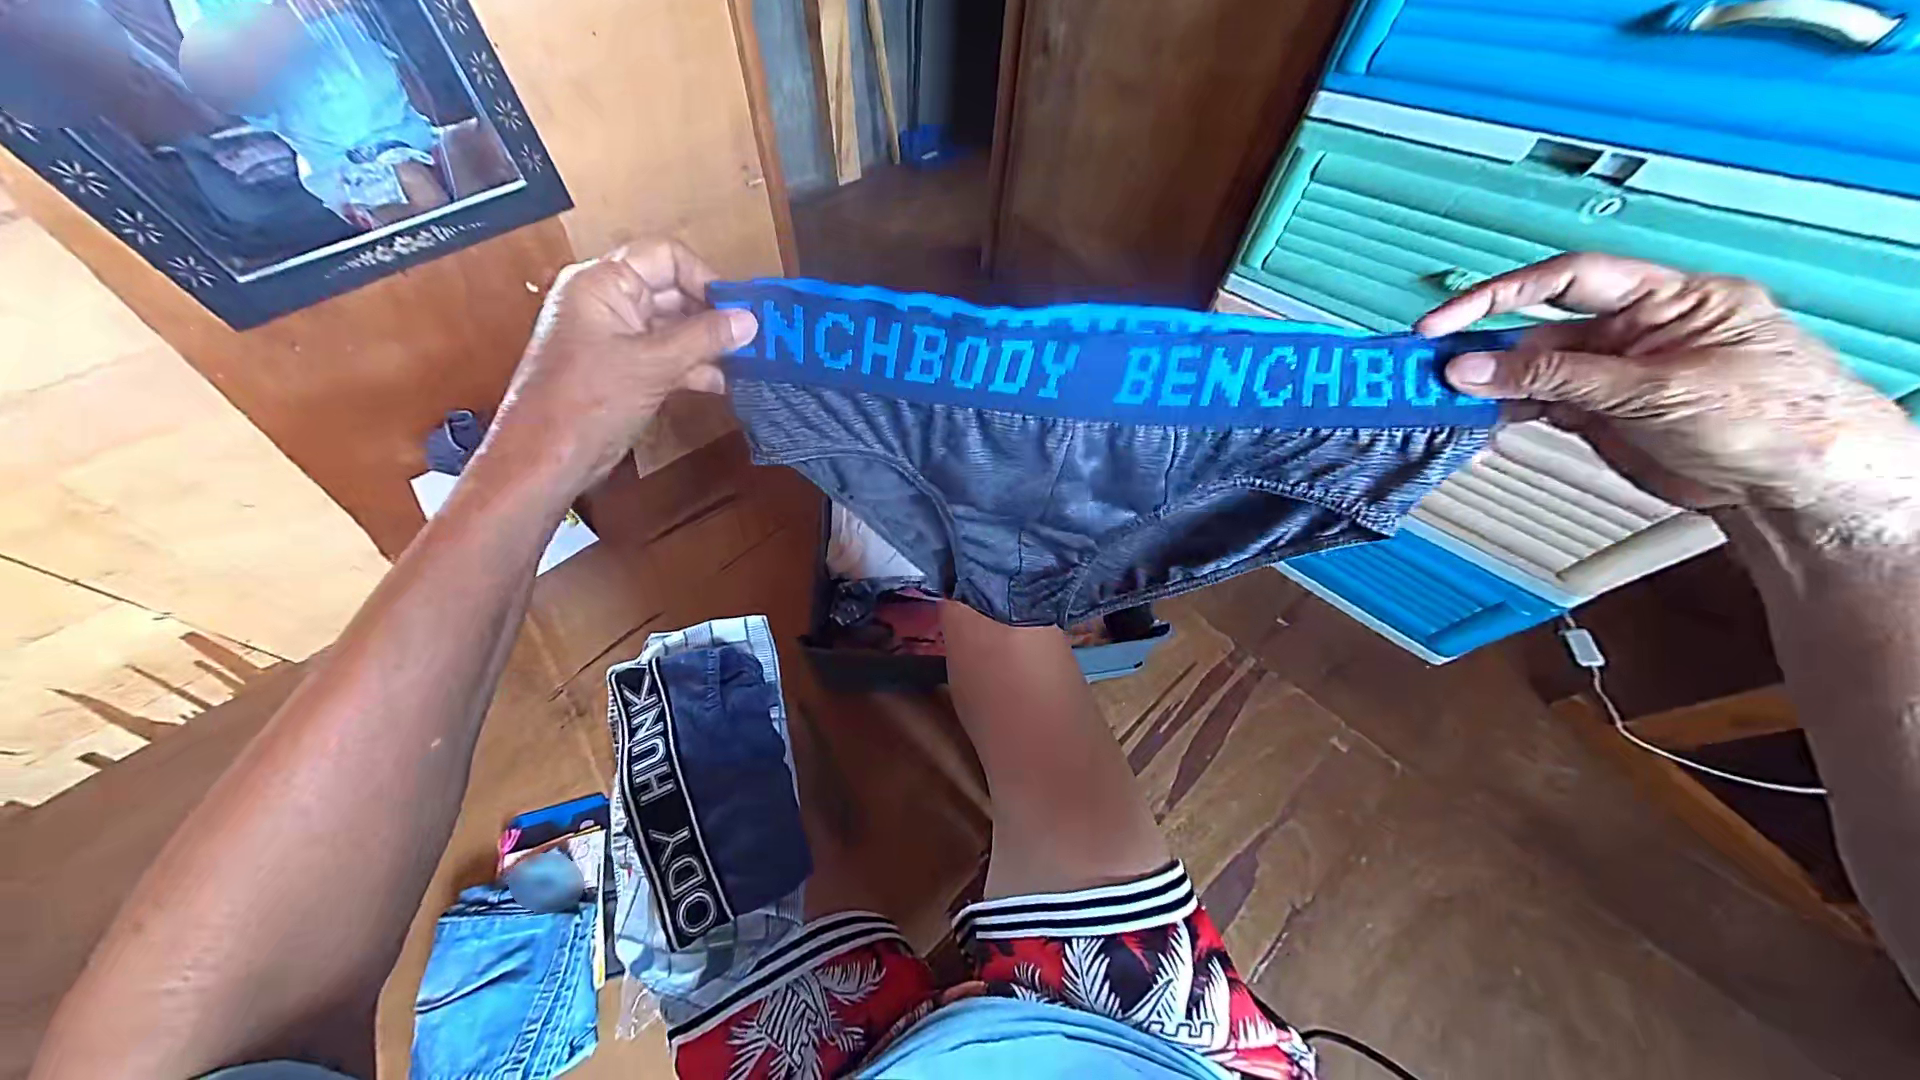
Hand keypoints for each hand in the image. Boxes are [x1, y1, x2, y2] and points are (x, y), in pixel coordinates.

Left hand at [476, 240, 756, 497]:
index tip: (738, 310)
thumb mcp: (653, 364)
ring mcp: (617, 337)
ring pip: (674, 327)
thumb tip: (749, 320)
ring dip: (708, 344)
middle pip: (672, 291)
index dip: (704, 278)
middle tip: (750, 338)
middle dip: (711, 314)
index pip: (664, 257)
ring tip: (744, 362)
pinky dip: (694, 367)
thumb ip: (704, 338)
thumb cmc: (585, 402)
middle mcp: (609, 302)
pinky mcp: (625, 369)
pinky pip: (667, 356)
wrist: (548, 458)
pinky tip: (722, 383)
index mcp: (602, 284)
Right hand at [1416, 253, 1919, 537]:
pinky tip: (1480, 423)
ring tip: (1448, 402)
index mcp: (1667, 301)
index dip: (1499, 296)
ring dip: (1485, 388)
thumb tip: (1477, 368)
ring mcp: (1606, 374)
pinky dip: (1500, 415)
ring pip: (1524, 373)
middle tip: (1431, 369)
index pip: (1567, 280)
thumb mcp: (1655, 389)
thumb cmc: (1776, 420)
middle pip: (1534, 332)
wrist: (1793, 488)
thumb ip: (1558, 377)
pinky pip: (1529, 405)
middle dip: (1482, 351)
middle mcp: (1630, 332)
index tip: (1446, 320)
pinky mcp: (1590, 411)